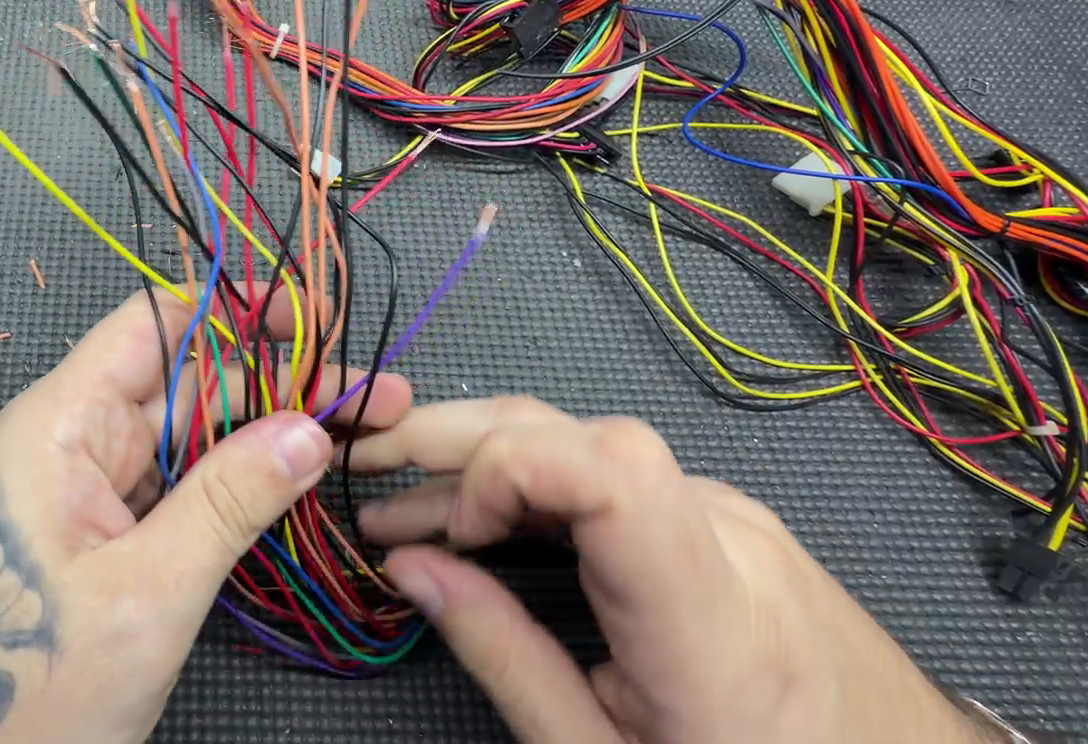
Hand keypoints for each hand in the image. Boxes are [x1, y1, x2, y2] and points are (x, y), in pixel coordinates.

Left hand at [0, 289, 412, 743]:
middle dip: (281, 382)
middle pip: (191, 380)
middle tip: (367, 395)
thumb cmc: (19, 685)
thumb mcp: (142, 594)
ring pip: (196, 432)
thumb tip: (308, 432)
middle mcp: (78, 437)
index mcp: (63, 422)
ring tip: (356, 430)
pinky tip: (299, 475)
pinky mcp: (111, 525)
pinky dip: (243, 477)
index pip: (154, 325)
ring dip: (272, 431)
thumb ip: (227, 503)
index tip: (308, 315)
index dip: (234, 310)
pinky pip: (184, 479)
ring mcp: (95, 482)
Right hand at [352, 397, 990, 743]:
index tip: (457, 531)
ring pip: (573, 438)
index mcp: (713, 619)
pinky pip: (599, 471)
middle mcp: (725, 536)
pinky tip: (473, 514)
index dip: (507, 470)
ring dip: (472, 457)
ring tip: (396, 500)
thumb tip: (411, 568)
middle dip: (448, 437)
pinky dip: (519, 481)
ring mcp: (725, 514)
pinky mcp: (712, 515)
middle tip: (361, 464)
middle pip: (568, 431)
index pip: (609, 470)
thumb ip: (502, 656)